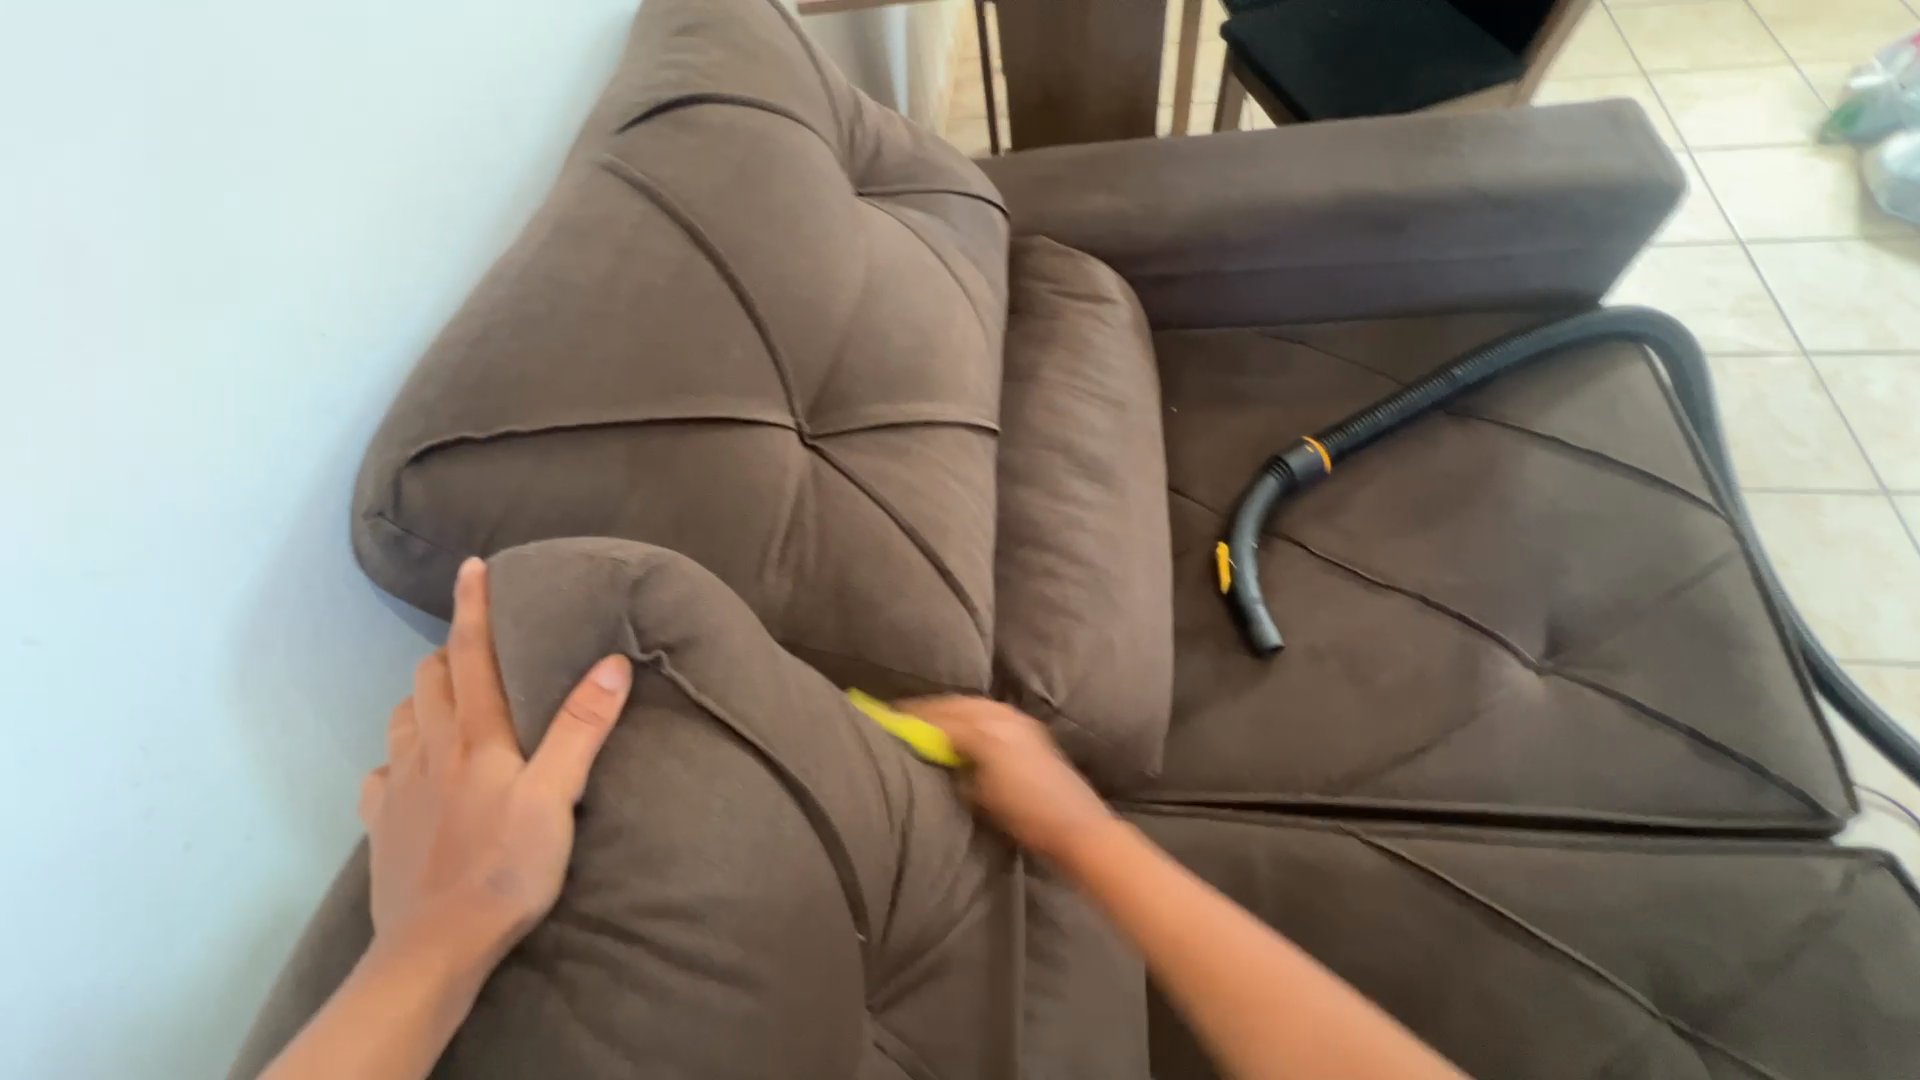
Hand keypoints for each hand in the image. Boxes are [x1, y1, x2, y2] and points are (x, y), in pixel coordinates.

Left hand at [358, 557, 633, 971]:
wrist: (434, 948)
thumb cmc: (505, 866)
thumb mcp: (557, 796)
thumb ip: (582, 728)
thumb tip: (611, 663)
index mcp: (474, 736)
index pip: (472, 653)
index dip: (474, 607)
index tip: (472, 565)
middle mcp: (428, 749)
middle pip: (430, 677)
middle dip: (453, 650)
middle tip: (485, 647)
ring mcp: (396, 787)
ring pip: (403, 716)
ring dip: (426, 695)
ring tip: (456, 699)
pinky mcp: (381, 822)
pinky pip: (381, 769)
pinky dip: (400, 752)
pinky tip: (418, 769)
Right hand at [902, 696, 1116, 863]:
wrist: (1076, 826)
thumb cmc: (1026, 816)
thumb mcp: (980, 796)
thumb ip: (957, 768)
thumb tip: (940, 756)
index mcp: (986, 732)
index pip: (940, 718)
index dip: (914, 719)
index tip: (889, 720)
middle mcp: (1002, 718)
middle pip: (956, 704)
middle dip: (929, 708)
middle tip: (904, 714)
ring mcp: (1018, 721)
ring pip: (974, 704)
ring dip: (950, 708)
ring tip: (930, 718)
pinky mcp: (1029, 730)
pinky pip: (990, 710)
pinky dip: (971, 712)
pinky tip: (963, 724)